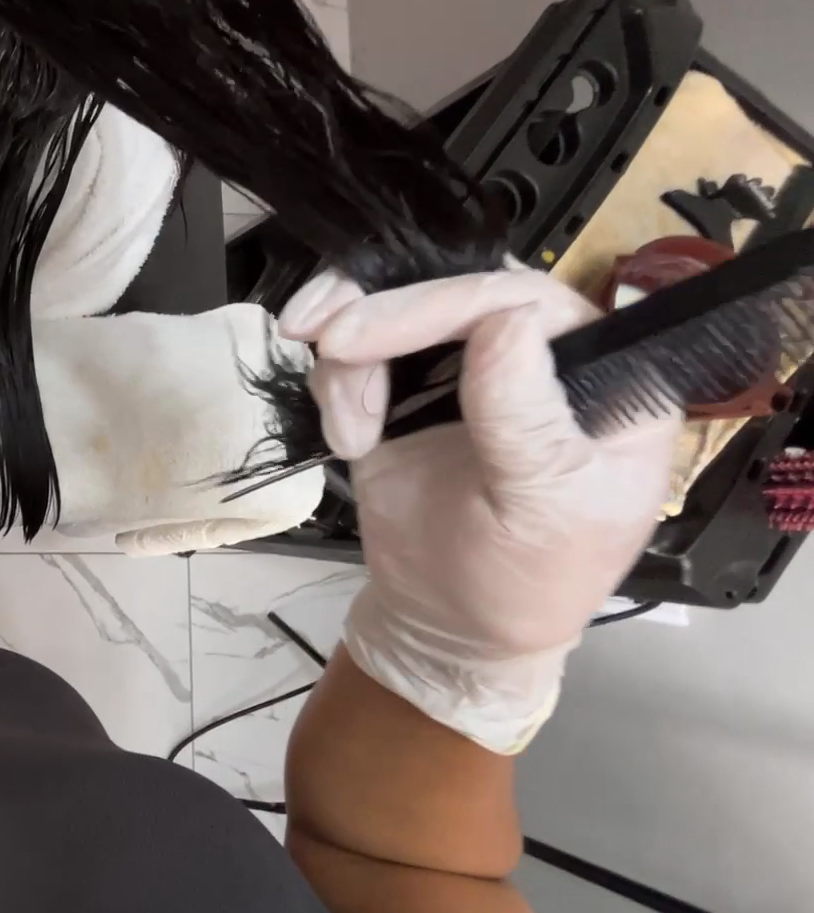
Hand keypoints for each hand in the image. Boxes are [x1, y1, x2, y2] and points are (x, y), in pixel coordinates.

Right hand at [279, 268, 680, 752]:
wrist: (447, 619)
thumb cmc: (526, 574)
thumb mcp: (546, 505)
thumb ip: (528, 416)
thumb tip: (504, 321)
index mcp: (593, 374)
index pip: (518, 303)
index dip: (434, 308)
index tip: (353, 339)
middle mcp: (522, 361)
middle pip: (442, 294)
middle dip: (372, 315)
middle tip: (319, 344)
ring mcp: (451, 377)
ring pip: (383, 320)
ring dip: (343, 362)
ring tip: (345, 434)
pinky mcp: (393, 399)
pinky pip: (349, 362)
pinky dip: (331, 389)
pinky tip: (345, 442)